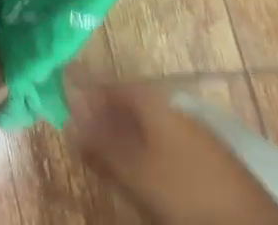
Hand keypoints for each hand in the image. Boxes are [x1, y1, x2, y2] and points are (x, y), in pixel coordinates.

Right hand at [69, 85, 277, 224]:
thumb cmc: (185, 193)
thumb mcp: (134, 171)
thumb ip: (99, 144)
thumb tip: (68, 120)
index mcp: (158, 106)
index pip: (116, 84)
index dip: (90, 87)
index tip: (66, 93)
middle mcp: (177, 115)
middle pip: (133, 106)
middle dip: (105, 113)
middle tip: (79, 126)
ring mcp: (198, 141)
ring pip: (150, 129)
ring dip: (123, 136)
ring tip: (102, 153)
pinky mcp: (211, 167)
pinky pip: (166, 148)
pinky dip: (145, 154)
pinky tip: (138, 173)